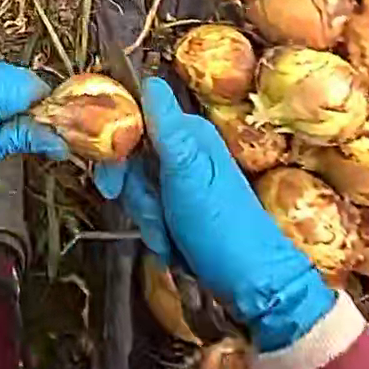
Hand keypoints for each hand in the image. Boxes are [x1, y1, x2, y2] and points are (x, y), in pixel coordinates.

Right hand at [94, 79, 334, 351]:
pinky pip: (147, 207)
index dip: (117, 148)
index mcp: (188, 131)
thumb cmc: (221, 227)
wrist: (255, 289)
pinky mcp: (179, 205)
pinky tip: (170, 245)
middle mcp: (184, 148)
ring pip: (135, 184)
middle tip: (153, 216)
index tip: (113, 182)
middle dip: (134, 192)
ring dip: (145, 215)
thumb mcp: (188, 172)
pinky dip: (153, 228)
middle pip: (130, 154)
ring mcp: (181, 178)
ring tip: (168, 237)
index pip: (133, 118)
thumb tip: (149, 79)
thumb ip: (166, 125)